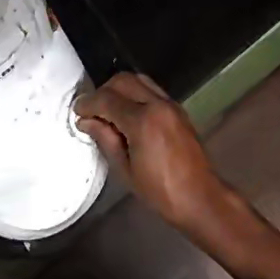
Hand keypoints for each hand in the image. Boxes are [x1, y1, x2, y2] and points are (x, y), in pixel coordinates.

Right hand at [73, 73, 237, 234]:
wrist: (202, 199)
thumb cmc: (161, 192)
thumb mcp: (126, 170)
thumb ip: (105, 139)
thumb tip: (86, 121)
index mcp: (143, 121)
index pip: (107, 99)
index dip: (88, 103)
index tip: (77, 112)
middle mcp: (158, 104)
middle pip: (122, 81)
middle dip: (103, 92)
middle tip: (92, 111)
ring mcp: (170, 104)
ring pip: (138, 79)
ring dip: (119, 89)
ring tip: (108, 110)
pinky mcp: (178, 108)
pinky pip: (150, 89)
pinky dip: (134, 93)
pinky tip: (128, 113)